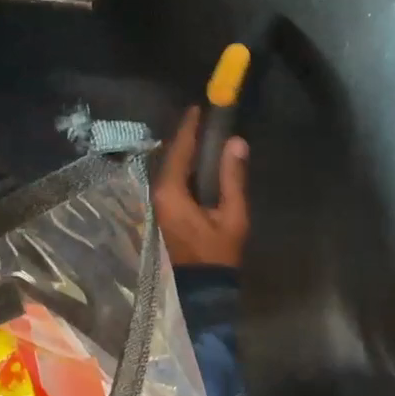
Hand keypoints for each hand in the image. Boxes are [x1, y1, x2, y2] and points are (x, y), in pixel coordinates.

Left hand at [154, 107, 249, 267]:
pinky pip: (173, 180)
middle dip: (186, 137)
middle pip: (171, 157)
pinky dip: (185, 166)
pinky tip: (199, 162)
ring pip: (171, 169)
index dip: (189, 128)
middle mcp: (158, 194)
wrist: (204, 288)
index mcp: (171, 192)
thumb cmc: (219, 252)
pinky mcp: (165, 212)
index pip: (179, 150)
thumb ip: (232, 178)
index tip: (198, 108)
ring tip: (203, 135)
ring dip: (185, 152)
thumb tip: (236, 142)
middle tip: (204, 119)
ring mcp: (159, 204)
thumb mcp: (232, 215)